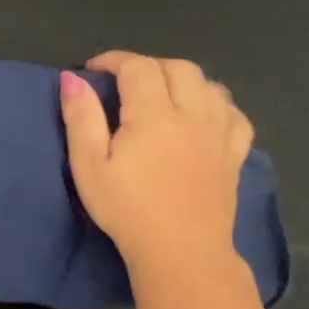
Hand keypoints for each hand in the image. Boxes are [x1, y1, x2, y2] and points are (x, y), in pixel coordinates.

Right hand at [59, 51, 254, 265]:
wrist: (180, 248)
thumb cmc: (125, 206)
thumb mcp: (88, 163)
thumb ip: (81, 117)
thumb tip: (73, 78)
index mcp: (154, 116)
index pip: (139, 67)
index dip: (113, 60)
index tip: (91, 70)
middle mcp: (194, 116)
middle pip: (179, 68)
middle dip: (147, 65)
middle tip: (120, 80)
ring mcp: (221, 134)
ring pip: (210, 85)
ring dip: (181, 80)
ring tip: (157, 94)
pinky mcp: (235, 153)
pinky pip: (234, 112)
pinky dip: (214, 102)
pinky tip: (198, 114)